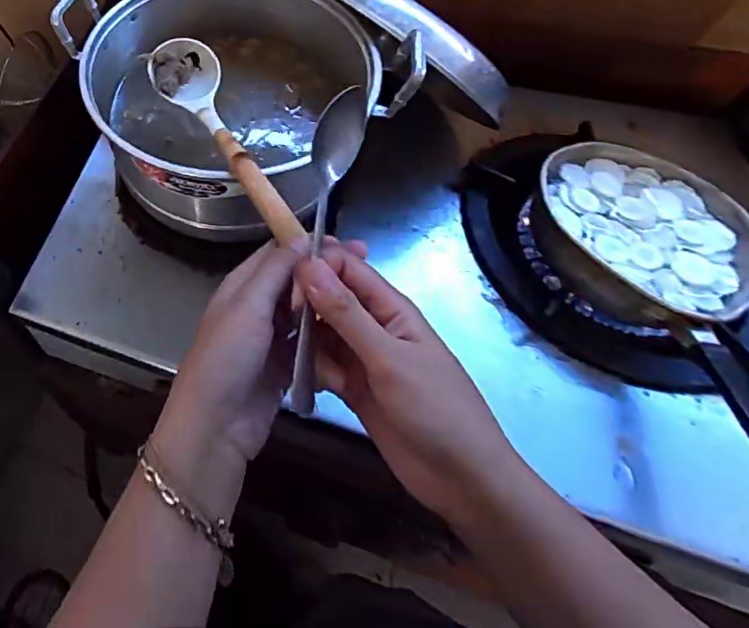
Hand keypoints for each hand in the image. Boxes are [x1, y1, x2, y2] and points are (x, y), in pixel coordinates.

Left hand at [151, 236, 365, 511]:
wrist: (215, 424)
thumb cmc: (226, 357)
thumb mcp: (248, 307)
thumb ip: (274, 272)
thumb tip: (301, 237)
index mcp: (241, 286)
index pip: (277, 253)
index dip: (309, 245)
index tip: (348, 244)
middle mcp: (255, 307)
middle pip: (293, 281)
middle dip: (325, 273)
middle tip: (366, 268)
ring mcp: (270, 338)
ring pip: (304, 312)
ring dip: (328, 304)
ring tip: (365, 297)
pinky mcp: (283, 366)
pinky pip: (309, 343)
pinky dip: (326, 337)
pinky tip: (352, 333)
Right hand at [294, 245, 527, 522]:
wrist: (465, 483)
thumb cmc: (438, 411)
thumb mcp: (388, 359)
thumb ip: (346, 313)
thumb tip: (309, 265)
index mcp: (390, 308)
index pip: (345, 266)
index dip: (315, 269)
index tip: (290, 290)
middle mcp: (373, 325)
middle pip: (327, 296)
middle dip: (303, 304)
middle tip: (283, 324)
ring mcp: (361, 357)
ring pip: (319, 331)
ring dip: (303, 339)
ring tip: (291, 356)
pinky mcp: (352, 386)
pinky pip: (321, 363)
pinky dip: (309, 367)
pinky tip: (301, 380)